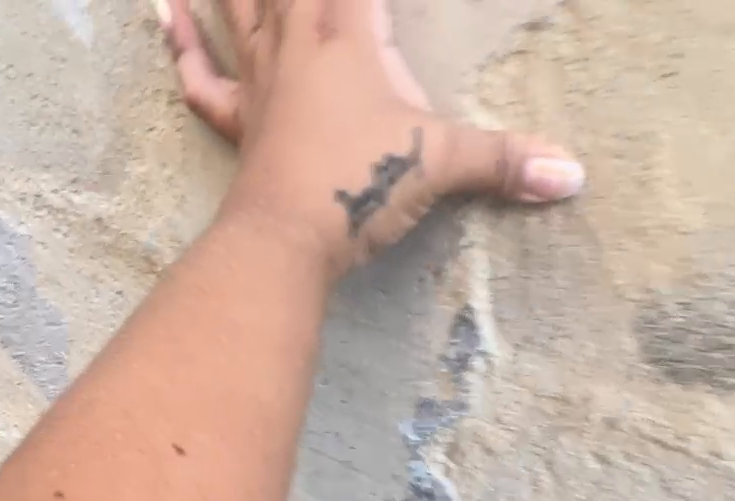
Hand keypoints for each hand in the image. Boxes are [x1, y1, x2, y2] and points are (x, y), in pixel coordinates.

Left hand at [158, 0, 585, 276]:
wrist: (285, 243)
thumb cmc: (355, 189)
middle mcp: (296, 38)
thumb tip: (572, 176)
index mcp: (344, 28)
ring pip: (236, 4)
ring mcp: (261, 79)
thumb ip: (504, 161)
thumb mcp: (438, 166)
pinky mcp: (240, 123)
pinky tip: (162, 14)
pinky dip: (180, 45)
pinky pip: (203, 76)